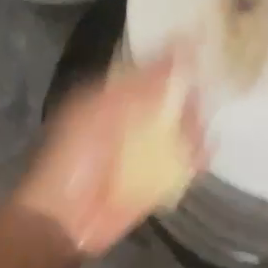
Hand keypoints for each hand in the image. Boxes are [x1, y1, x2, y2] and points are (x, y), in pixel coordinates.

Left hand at [10, 55, 204, 257]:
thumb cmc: (74, 160)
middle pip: (171, 101)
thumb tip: (177, 49)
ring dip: (194, 127)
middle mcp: (131, 121)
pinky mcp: (158, 180)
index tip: (199, 48)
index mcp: (112, 99)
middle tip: (202, 95)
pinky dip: (197, 157)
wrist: (62, 219)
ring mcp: (145, 152)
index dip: (174, 62)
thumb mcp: (100, 112)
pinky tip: (204, 151)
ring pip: (182, 131)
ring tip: (201, 126)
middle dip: (188, 97)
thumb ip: (139, 85)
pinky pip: (185, 164)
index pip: (150, 72)